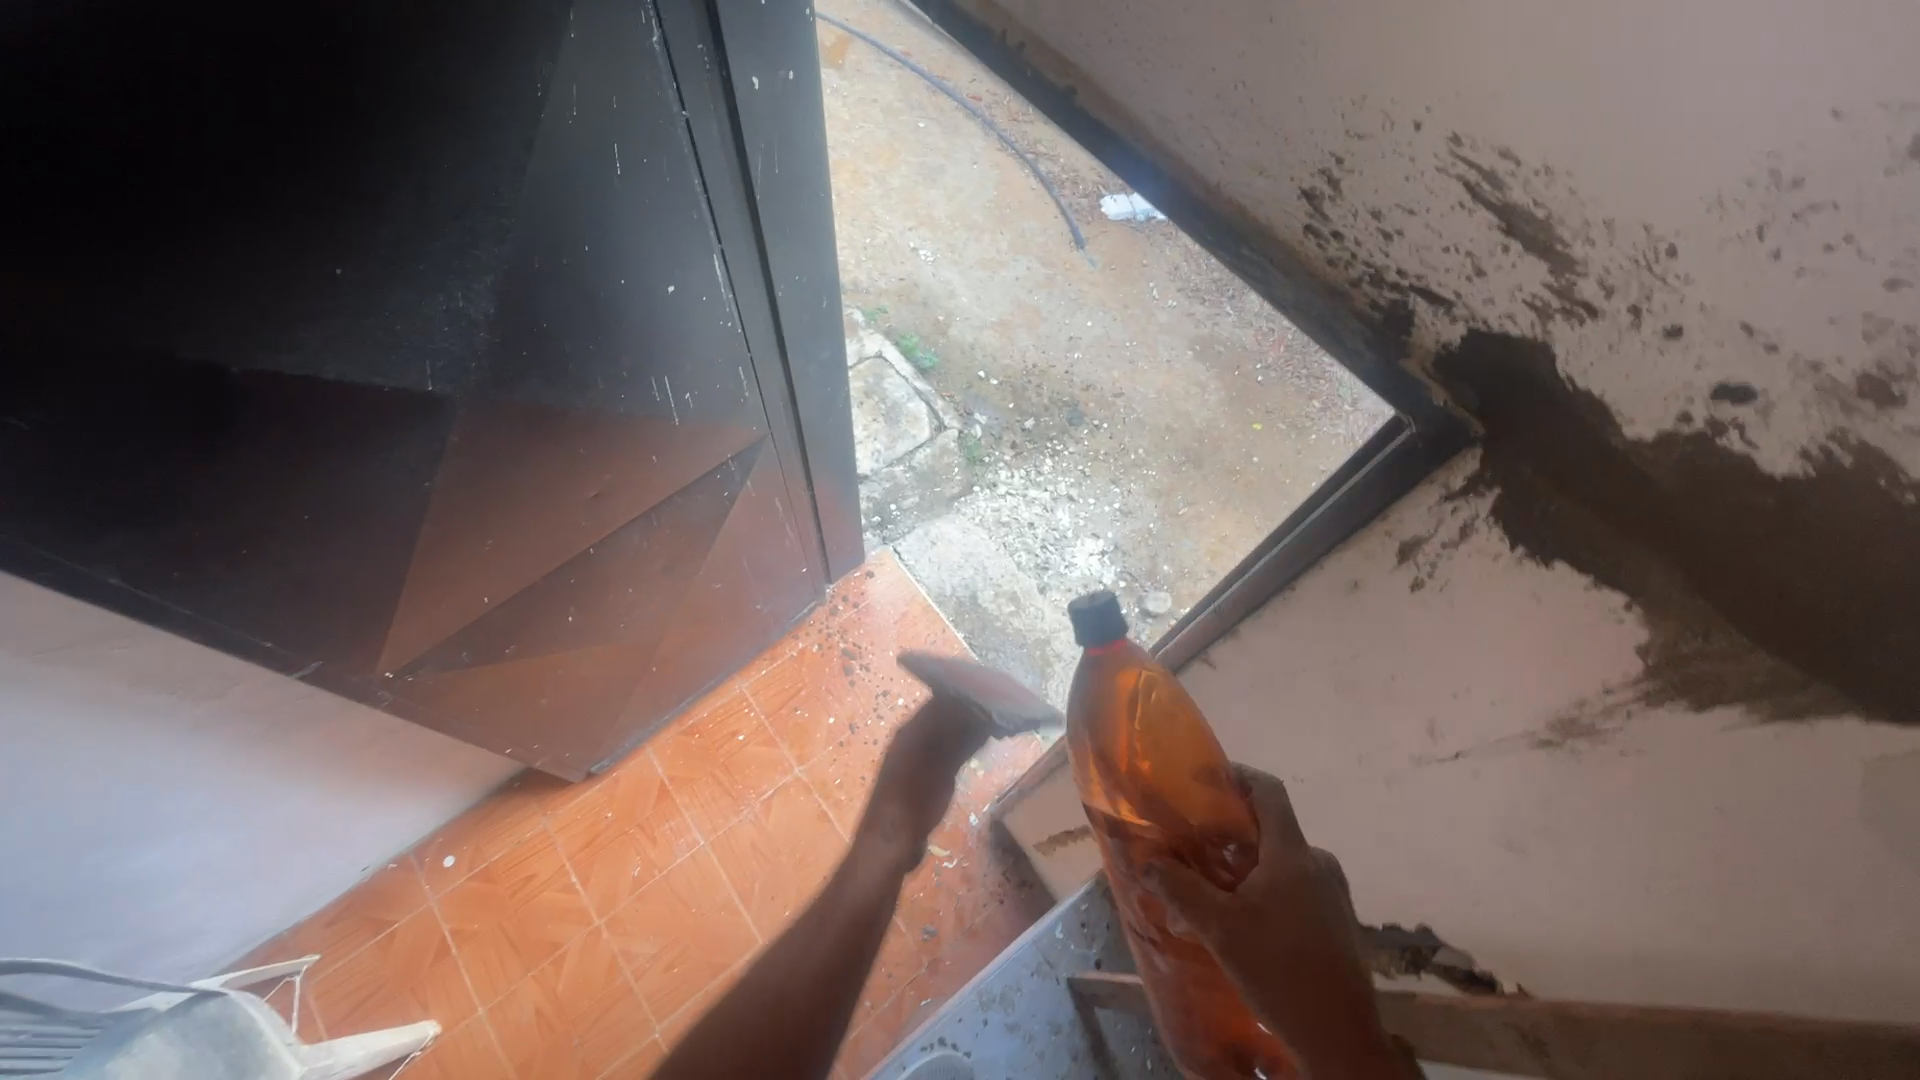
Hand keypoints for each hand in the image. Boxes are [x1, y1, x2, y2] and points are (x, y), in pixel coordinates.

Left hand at [853, 698, 989, 877]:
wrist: (891, 843)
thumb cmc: (911, 802)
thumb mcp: (937, 769)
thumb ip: (957, 739)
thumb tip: (979, 712)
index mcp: (910, 731)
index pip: (941, 701)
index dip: (965, 694)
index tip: (993, 689)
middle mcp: (913, 739)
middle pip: (946, 716)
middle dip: (972, 709)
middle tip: (1004, 705)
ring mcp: (919, 757)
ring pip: (949, 732)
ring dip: (971, 725)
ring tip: (1000, 720)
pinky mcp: (927, 775)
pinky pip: (949, 750)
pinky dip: (966, 743)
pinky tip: (984, 742)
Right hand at [1144, 764, 1411, 1077]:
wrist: (1343, 1042)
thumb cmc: (1280, 972)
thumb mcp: (1219, 929)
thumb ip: (1179, 888)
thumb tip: (1146, 860)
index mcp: (1294, 854)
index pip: (1268, 790)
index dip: (1235, 775)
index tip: (1201, 780)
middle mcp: (1318, 863)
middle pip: (1268, 828)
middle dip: (1225, 833)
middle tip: (1190, 847)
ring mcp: (1332, 894)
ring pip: (1278, 862)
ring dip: (1241, 868)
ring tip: (1206, 892)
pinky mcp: (1335, 921)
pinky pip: (1292, 888)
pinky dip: (1261, 891)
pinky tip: (1238, 923)